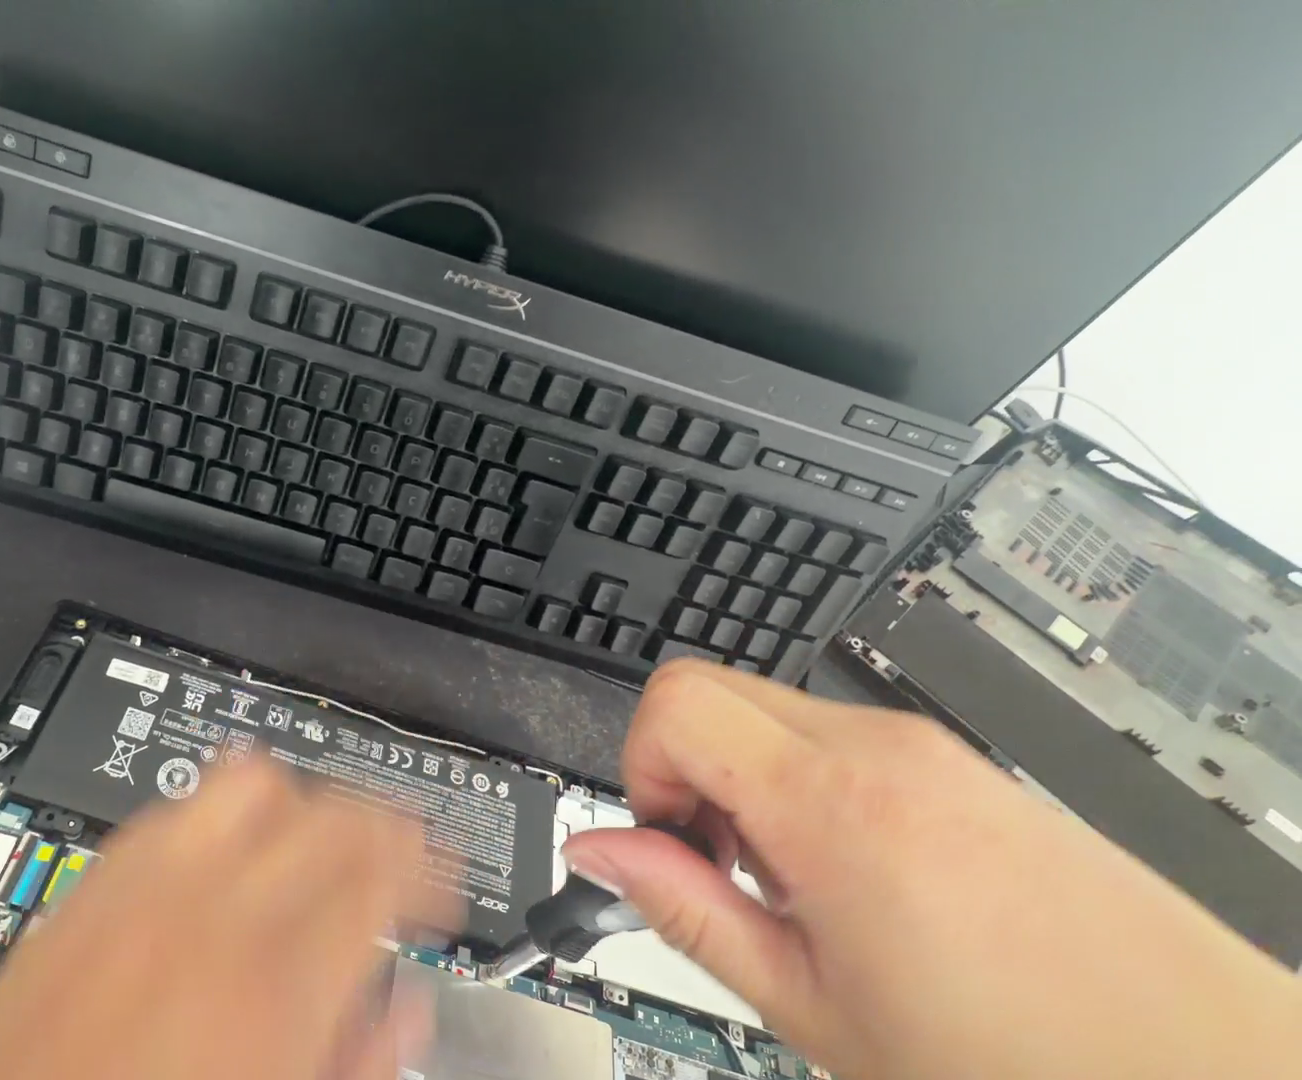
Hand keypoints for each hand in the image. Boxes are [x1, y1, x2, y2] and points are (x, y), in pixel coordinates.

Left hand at [0, 760, 449, 1079]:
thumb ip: (359, 1054)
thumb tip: (405, 1004)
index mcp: (271, 980)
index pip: (383, 873)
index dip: (427, 867)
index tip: (434, 880)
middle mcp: (213, 909)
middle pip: (332, 810)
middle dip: (380, 821)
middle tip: (390, 853)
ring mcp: (148, 881)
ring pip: (252, 778)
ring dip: (297, 800)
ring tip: (307, 839)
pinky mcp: (97, 875)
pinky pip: (176, 805)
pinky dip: (219, 812)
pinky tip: (225, 854)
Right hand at [562, 660, 1301, 1079]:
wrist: (1214, 1073)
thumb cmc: (1022, 1065)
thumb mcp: (809, 1004)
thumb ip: (683, 907)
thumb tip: (600, 852)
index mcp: (832, 804)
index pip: (675, 702)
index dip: (643, 764)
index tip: (668, 836)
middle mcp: (877, 748)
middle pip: (708, 691)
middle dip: (682, 767)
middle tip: (719, 862)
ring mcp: (922, 745)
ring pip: (764, 711)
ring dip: (741, 779)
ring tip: (791, 884)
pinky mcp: (950, 758)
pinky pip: (828, 735)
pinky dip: (797, 783)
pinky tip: (844, 876)